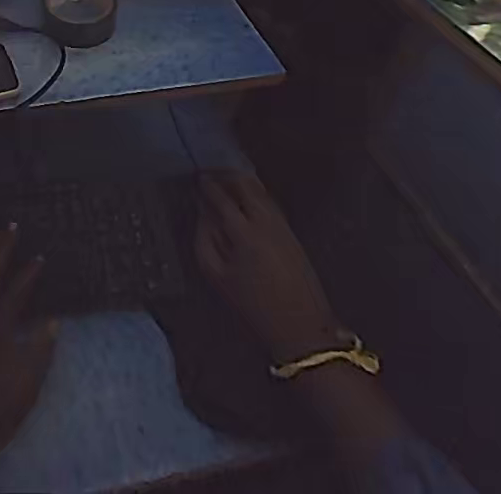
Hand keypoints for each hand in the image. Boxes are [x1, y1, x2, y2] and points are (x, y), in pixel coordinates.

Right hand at [195, 171, 339, 362]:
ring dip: (245, 183)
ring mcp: (283, 228)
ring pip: (263, 194)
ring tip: (229, 178)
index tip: (198, 177)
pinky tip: (250, 198)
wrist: (301, 329)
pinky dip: (259, 195)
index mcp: (244, 233)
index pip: (223, 199)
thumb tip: (203, 216)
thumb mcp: (217, 276)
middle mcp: (266, 224)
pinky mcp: (294, 236)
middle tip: (214, 171)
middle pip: (247, 188)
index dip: (209, 185)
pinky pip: (272, 205)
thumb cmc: (253, 306)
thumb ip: (204, 240)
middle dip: (229, 176)